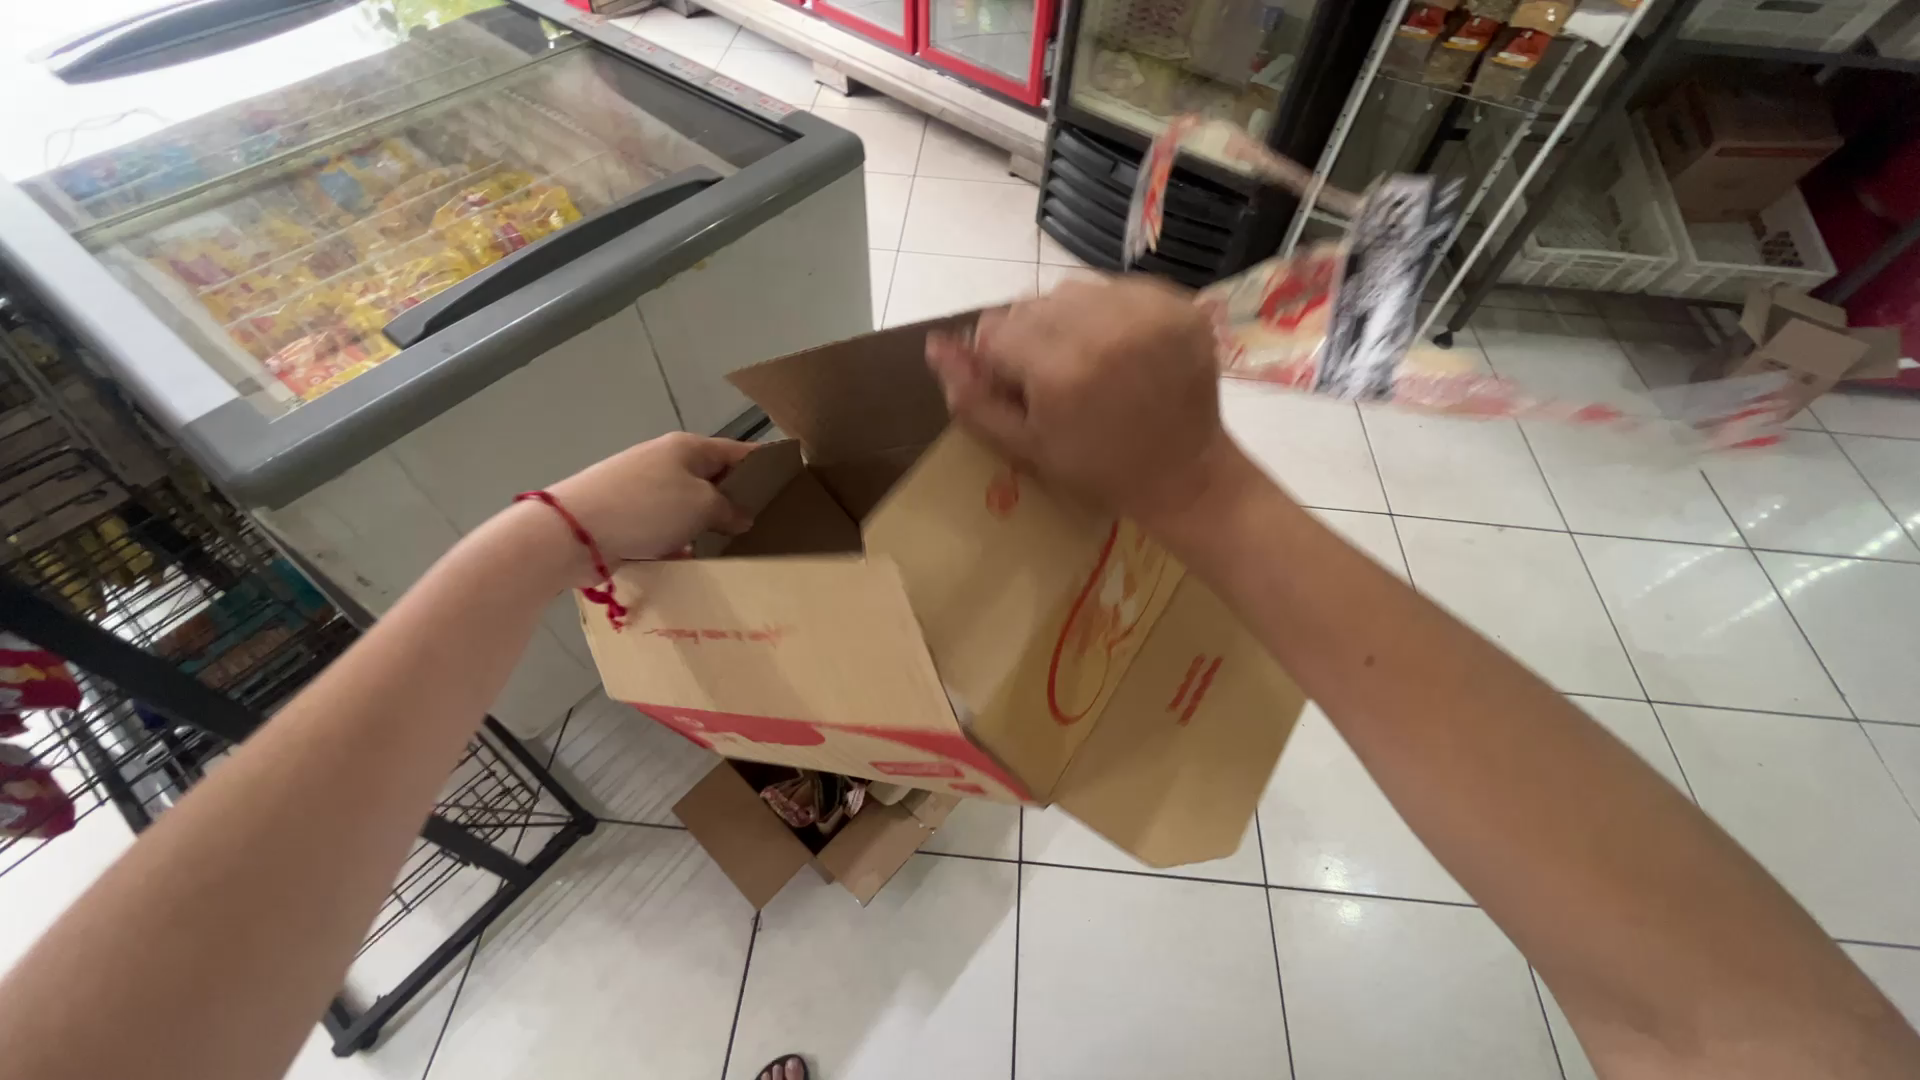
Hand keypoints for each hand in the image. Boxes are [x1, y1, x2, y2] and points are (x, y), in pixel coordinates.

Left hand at [539, 432, 756, 587]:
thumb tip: (741, 516)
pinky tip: (693, 561)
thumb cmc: (647, 507)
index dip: (763, 464)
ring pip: (689, 506)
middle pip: (712, 479)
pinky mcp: (627, 516)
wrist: (572, 531)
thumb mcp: (701, 505)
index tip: (788, 482)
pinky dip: (679, 542)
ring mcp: (643, 489)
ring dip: (706, 525)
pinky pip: (666, 528)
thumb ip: (729, 509)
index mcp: (688, 448)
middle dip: (735, 500)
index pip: (738, 451)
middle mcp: (665, 462)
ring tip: (732, 548)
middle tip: (764, 525)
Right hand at [926, 277, 1255, 531]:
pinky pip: (1115, 288)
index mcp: (1060, 370)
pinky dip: (1106, 313)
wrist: (1183, 473)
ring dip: (1064, 320)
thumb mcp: (1025, 445)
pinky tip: (1117, 349)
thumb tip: (935, 346)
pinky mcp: (1177, 303)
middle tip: (1052, 378)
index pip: (993, 331)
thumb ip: (973, 397)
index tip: (1018, 386)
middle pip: (1029, 305)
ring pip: (1070, 291)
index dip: (997, 360)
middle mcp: (1102, 328)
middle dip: (1028, 338)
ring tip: (1086, 361)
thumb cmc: (1096, 468)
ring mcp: (1146, 311)